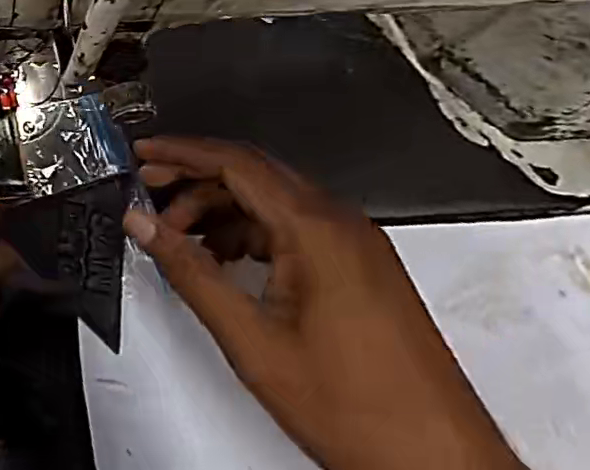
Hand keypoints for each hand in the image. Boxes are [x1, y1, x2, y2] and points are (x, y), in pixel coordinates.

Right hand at [124, 137, 523, 469]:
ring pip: (271, 199)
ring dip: (221, 207)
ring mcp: (355, 243)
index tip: (146, 153)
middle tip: (151, 188)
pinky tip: (224, 257)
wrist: (443, 469)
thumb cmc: (369, 416)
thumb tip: (147, 227)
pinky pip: (293, 225)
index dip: (180, 152)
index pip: (233, 161)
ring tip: (179, 233)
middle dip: (193, 177)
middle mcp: (341, 224)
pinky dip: (250, 230)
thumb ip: (190, 272)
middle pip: (251, 173)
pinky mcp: (360, 265)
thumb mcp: (253, 340)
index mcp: (316, 229)